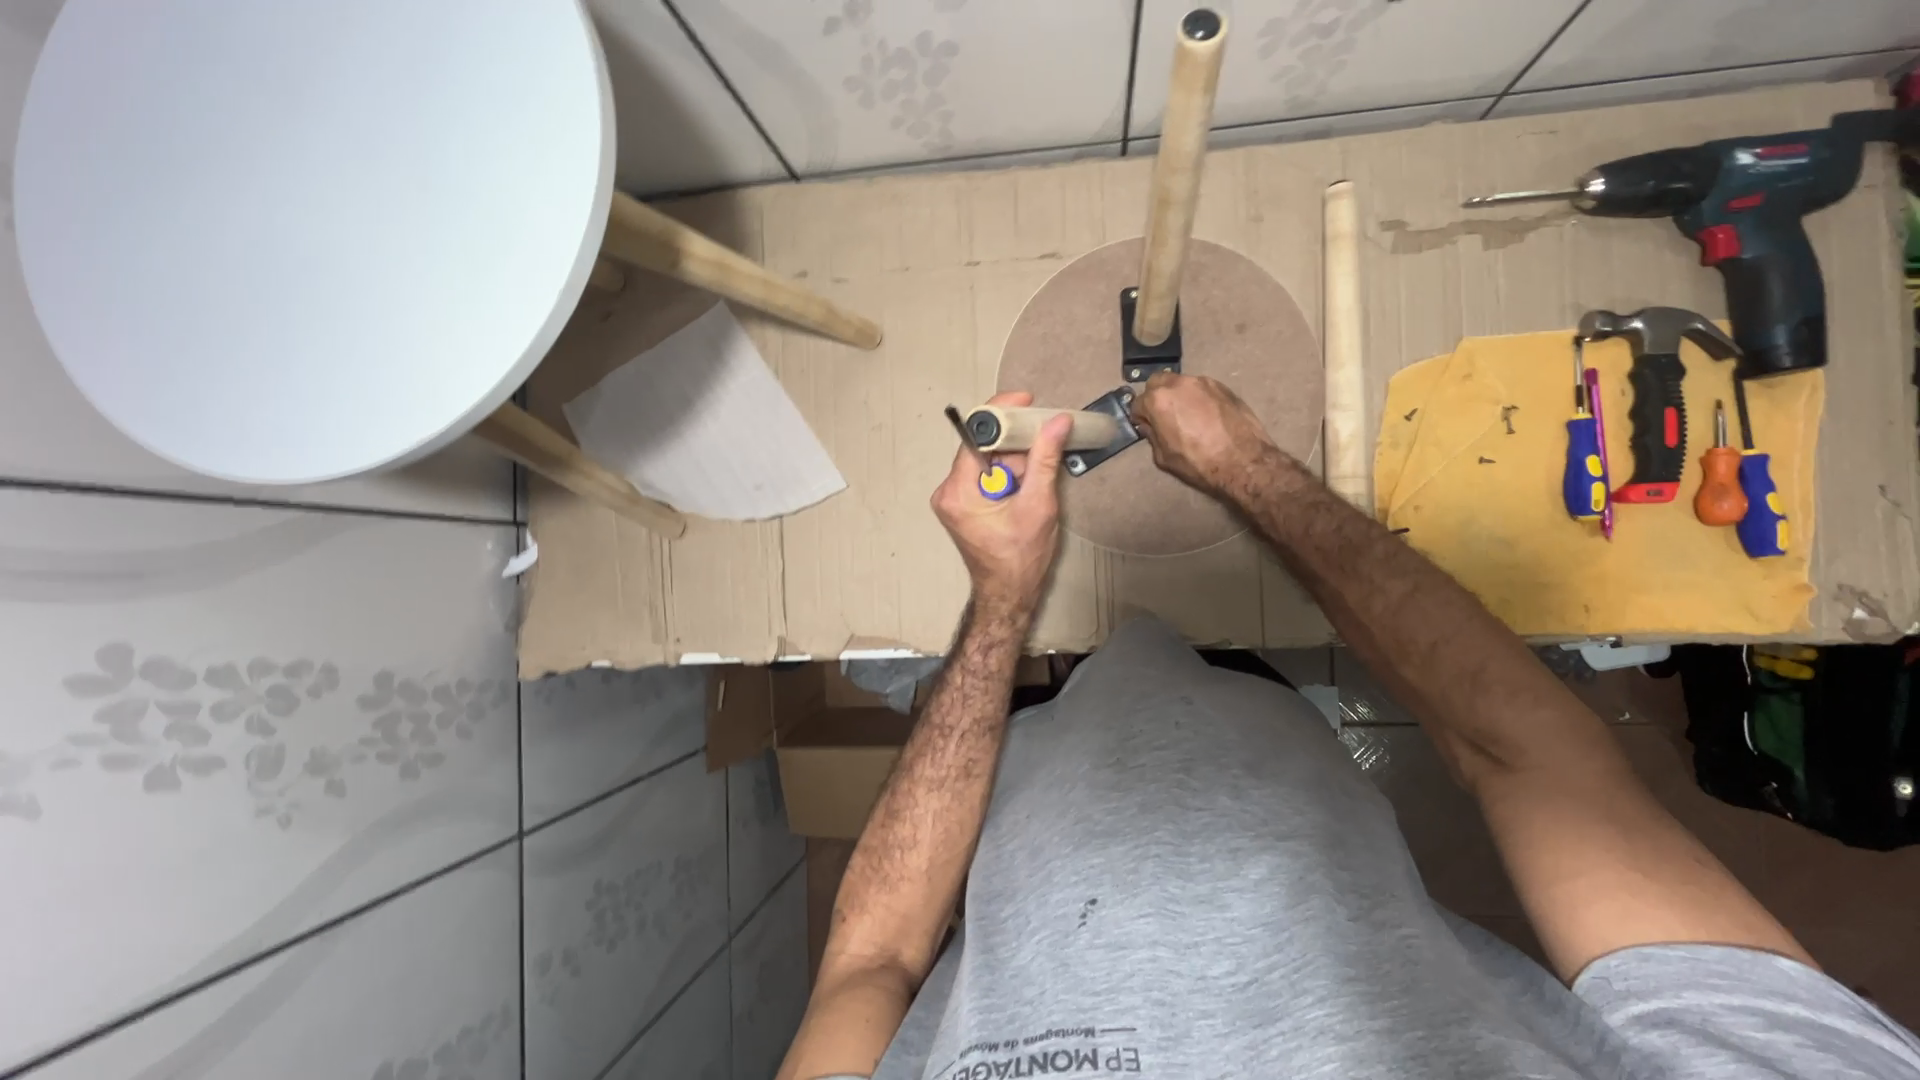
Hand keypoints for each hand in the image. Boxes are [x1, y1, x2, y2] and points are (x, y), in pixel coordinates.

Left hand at [930, 392, 1070, 611]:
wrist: (1008, 593)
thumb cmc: (1020, 559)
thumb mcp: (1038, 505)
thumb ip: (1045, 459)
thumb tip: (1057, 422)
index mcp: (959, 491)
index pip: (975, 435)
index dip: (1001, 414)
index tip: (1025, 403)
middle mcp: (948, 491)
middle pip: (982, 446)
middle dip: (1014, 446)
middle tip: (1041, 450)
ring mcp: (953, 498)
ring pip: (986, 460)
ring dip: (1013, 464)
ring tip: (1032, 485)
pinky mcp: (962, 504)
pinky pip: (985, 475)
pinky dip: (1007, 475)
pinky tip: (1024, 489)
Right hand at [1130, 372, 1278, 496]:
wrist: (1243, 461)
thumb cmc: (1198, 462)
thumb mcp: (1164, 457)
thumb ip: (1153, 436)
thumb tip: (1151, 427)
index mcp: (1159, 400)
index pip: (1138, 403)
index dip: (1140, 418)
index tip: (1146, 427)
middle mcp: (1179, 384)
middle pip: (1157, 382)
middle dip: (1156, 397)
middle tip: (1163, 416)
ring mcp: (1203, 382)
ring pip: (1181, 383)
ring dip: (1178, 396)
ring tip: (1187, 416)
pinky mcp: (1223, 386)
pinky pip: (1201, 388)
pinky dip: (1197, 398)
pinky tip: (1205, 416)